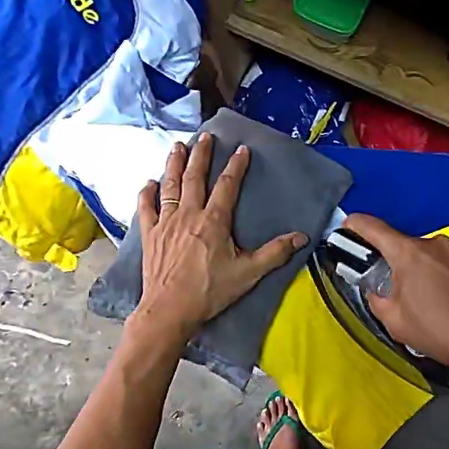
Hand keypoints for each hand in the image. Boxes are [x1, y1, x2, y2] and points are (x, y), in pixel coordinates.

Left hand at [131, 135, 305, 341]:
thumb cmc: (210, 290)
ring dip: (174, 165)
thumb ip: (275, 252)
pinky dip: (147, 193)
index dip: (236, 166)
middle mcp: (188, 215)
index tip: (241, 150)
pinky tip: (149, 183)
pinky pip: (146, 208)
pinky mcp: (150, 236)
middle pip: (194, 178)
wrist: (169, 310)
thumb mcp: (250, 272)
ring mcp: (166, 224)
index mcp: (213, 221)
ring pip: (170, 186)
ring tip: (177, 147)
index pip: (227, 186)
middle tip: (205, 138)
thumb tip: (301, 238)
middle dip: (201, 155)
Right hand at [344, 213, 448, 388]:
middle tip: (404, 297)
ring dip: (429, 277)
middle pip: (407, 250)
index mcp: (409, 254)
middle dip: (401, 269)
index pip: (373, 228)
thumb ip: (378, 299)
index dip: (356, 226)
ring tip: (437, 308)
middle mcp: (437, 245)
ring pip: (434, 259)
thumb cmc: (445, 333)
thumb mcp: (396, 322)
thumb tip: (377, 291)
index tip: (349, 225)